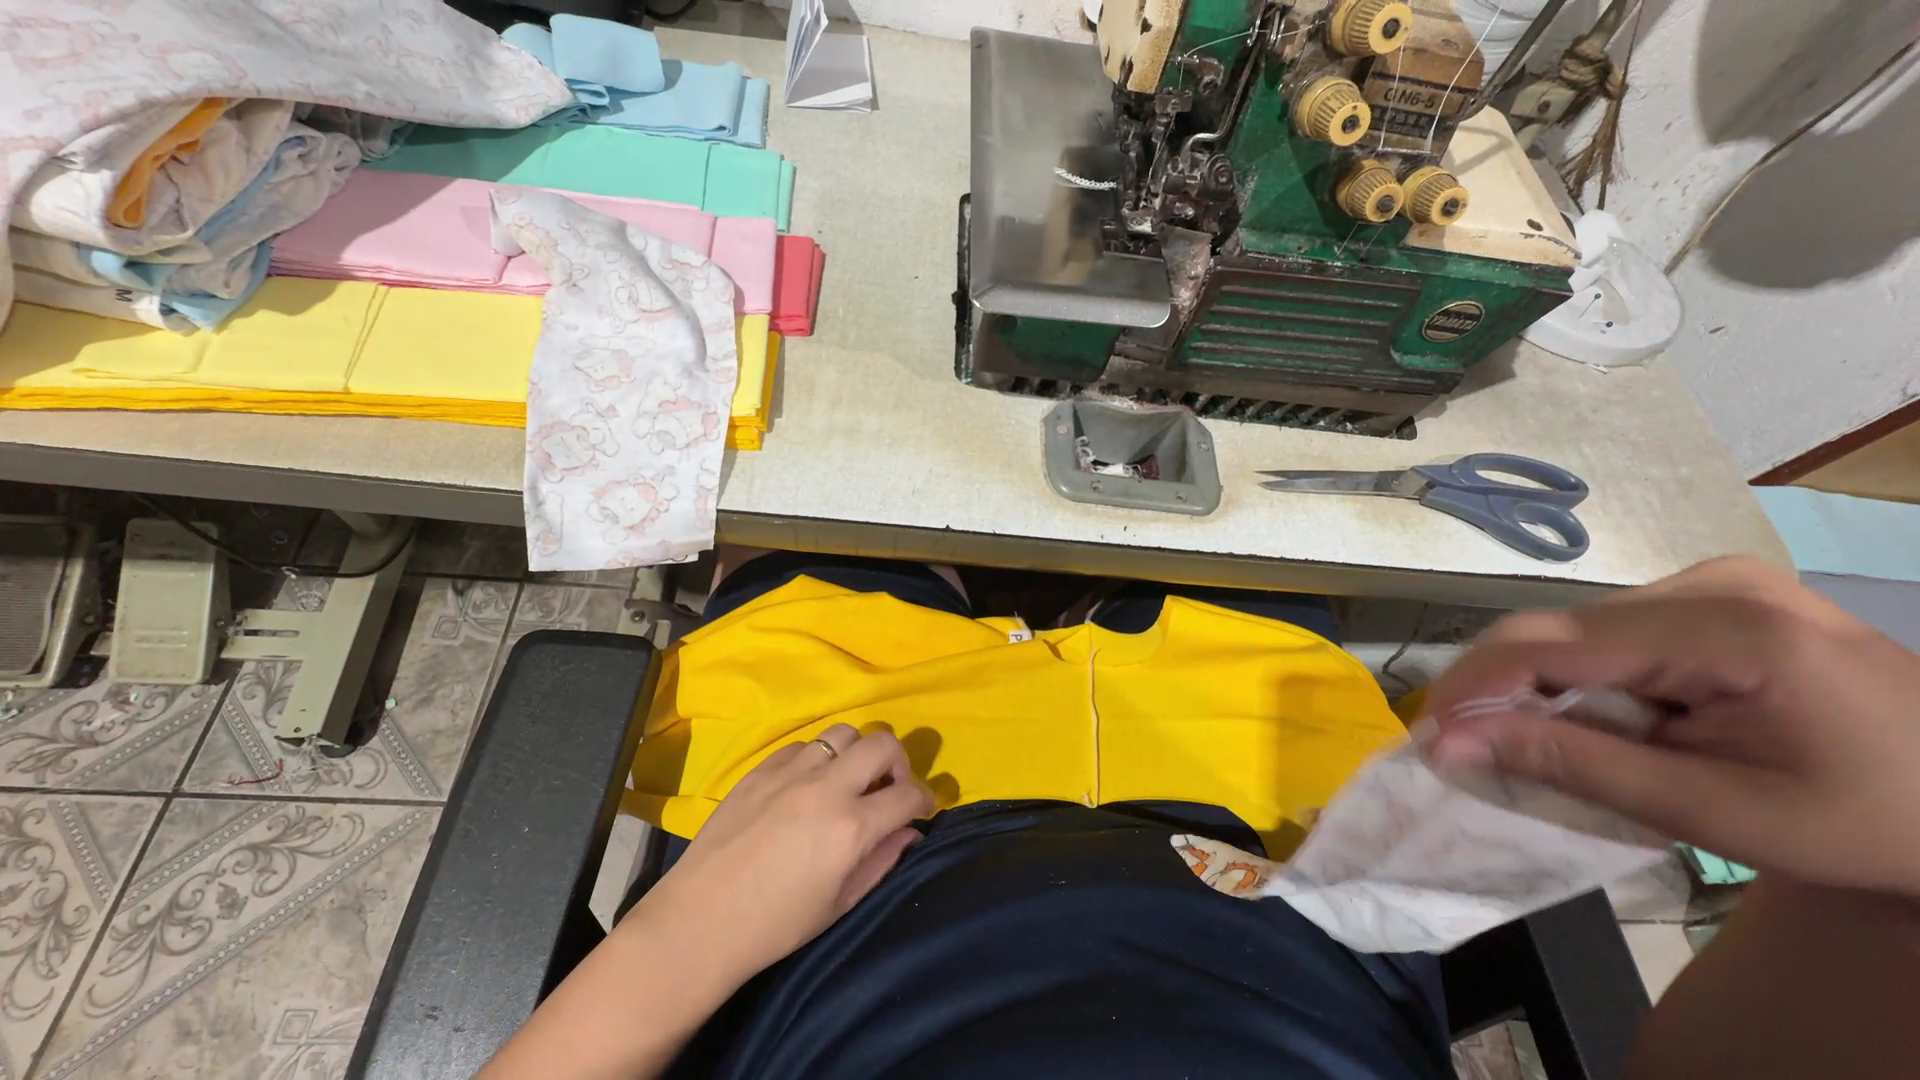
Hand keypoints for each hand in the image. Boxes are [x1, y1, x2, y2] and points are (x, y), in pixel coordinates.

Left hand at [636, 723, 934, 980]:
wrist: (701, 920)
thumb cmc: (776, 925)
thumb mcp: (840, 903)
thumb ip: (881, 861)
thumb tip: (908, 833)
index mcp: (851, 828)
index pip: (908, 794)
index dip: (925, 799)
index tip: (922, 808)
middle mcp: (826, 789)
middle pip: (882, 744)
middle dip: (898, 763)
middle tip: (889, 788)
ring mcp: (790, 774)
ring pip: (842, 733)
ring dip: (856, 753)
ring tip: (848, 780)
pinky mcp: (760, 770)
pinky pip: (801, 746)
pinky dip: (816, 759)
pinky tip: (807, 785)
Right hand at [1423, 556, 1919, 896]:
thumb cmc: (1864, 822)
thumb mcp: (1716, 810)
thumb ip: (1575, 764)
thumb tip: (1451, 742)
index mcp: (1729, 628)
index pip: (1552, 644)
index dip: (1475, 689)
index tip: (1426, 740)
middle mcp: (1712, 581)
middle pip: (1555, 629)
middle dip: (1499, 689)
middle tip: (1463, 748)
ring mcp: (1716, 579)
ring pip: (1572, 629)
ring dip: (1535, 686)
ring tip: (1529, 742)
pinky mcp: (1714, 592)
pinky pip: (1607, 631)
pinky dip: (1576, 677)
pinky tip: (1589, 717)